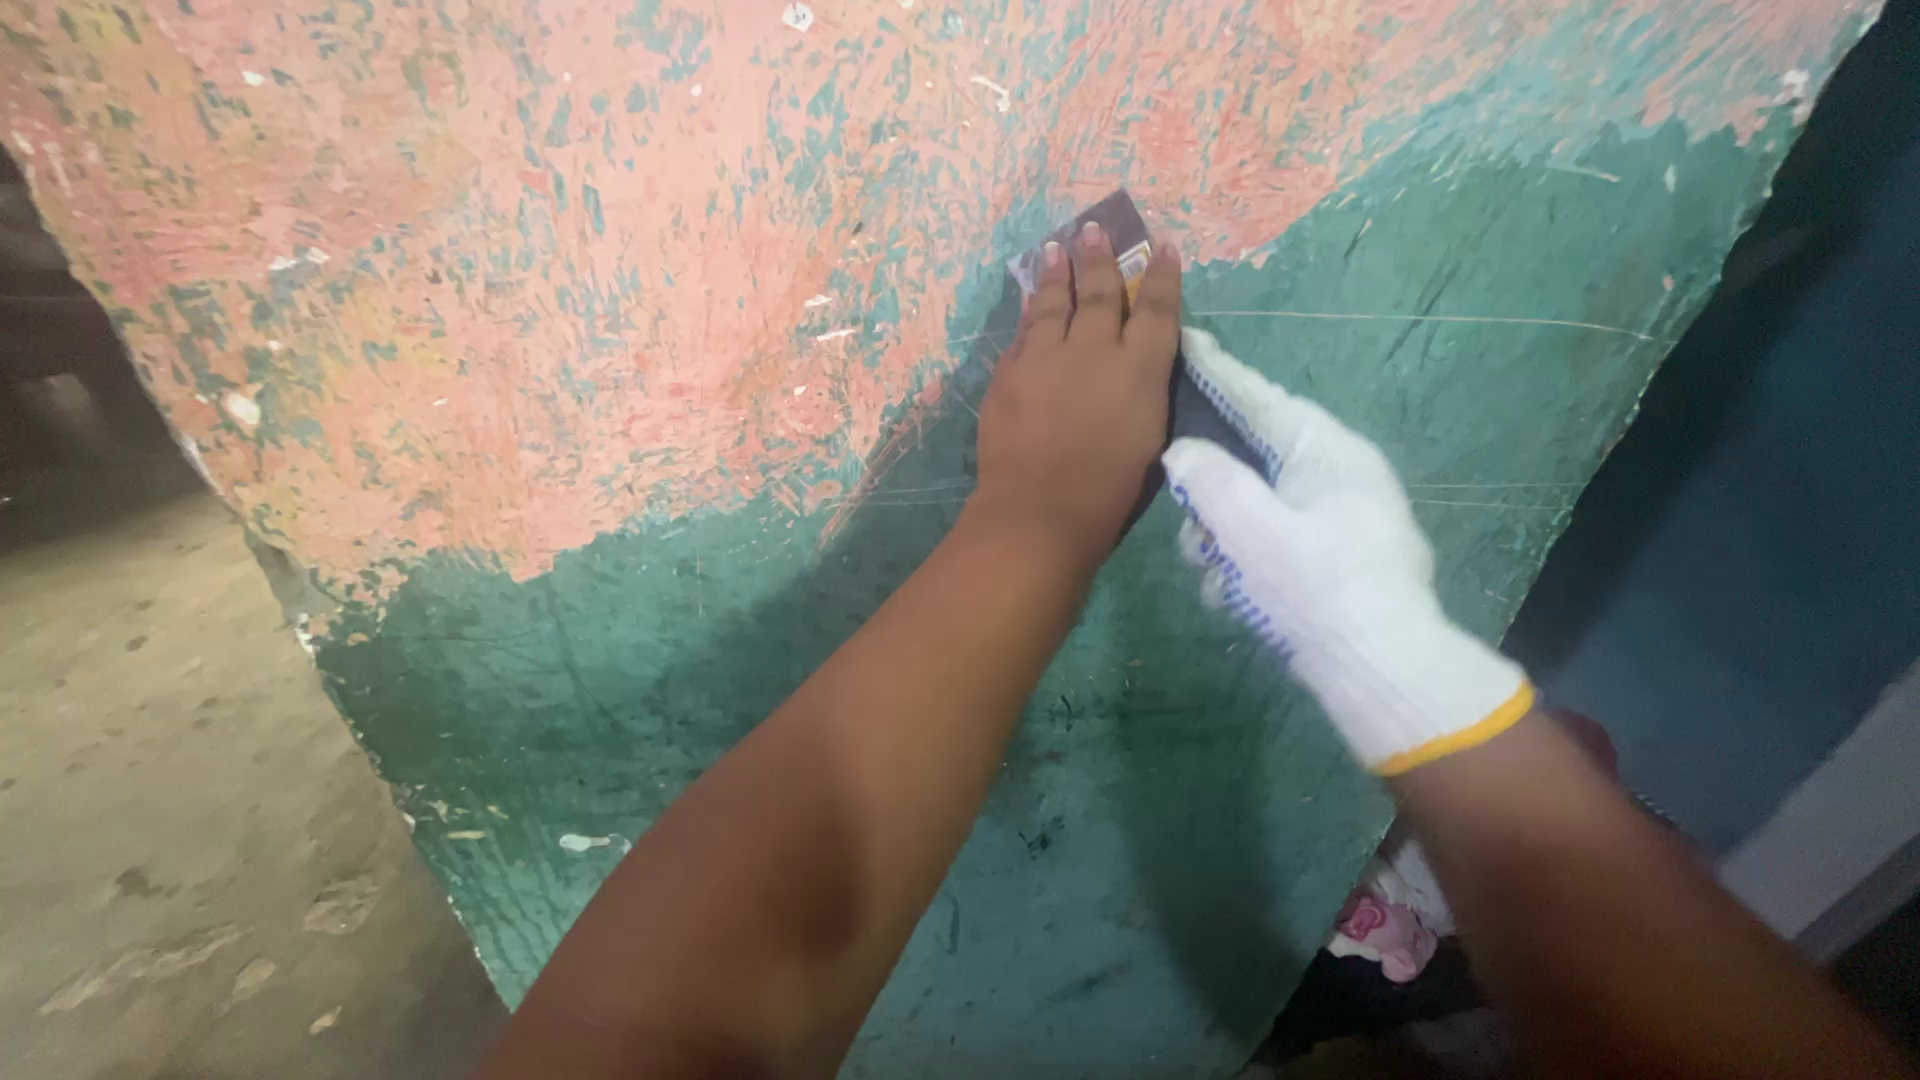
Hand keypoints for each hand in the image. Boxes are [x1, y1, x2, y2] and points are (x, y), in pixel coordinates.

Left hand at [966, 222, 1182, 558]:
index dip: (1163, 278)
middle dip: (1100, 258)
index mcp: (1140, 370)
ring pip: (1053, 303)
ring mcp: (1046, 358)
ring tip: (1056, 246)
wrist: (1039, 510)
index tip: (1163, 248)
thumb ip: (1145, 390)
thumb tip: (1137, 363)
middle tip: (1094, 228)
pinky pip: (1022, 334)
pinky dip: (1028, 314)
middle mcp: (1094, 350)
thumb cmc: (1109, 491)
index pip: (1158, 311)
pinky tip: (1028, 302)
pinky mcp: (1009, 374)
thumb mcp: (1150, 437)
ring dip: (1057, 273)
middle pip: (1101, 293)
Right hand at [1160, 328, 1532, 773]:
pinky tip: (1235, 596)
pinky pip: (1267, 541)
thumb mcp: (1253, 530)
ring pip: (1250, 506)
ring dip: (1221, 539)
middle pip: (1248, 459)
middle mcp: (1333, 475)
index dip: (1218, 372)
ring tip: (1217, 575)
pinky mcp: (1325, 556)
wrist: (1379, 669)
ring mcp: (1332, 518)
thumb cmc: (1318, 588)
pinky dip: (1243, 565)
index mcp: (1326, 452)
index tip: (1185, 340)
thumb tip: (1182, 451)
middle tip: (1192, 522)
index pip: (1260, 398)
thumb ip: (1210, 481)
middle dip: (1211, 495)